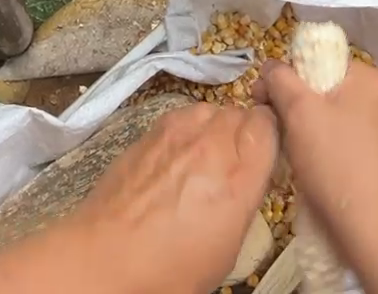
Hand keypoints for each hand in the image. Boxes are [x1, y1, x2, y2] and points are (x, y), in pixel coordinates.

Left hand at [69, 102, 278, 293]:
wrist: (108, 254)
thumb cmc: (171, 268)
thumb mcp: (227, 248)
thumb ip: (244, 199)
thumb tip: (248, 177)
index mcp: (236, 179)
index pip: (266, 126)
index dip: (269, 133)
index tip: (266, 150)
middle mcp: (210, 145)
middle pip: (240, 113)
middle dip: (244, 131)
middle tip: (236, 158)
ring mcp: (178, 132)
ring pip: (211, 109)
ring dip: (216, 125)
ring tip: (207, 153)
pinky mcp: (151, 128)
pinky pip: (183, 114)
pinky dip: (189, 127)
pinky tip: (180, 151)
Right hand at [259, 60, 377, 293]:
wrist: (377, 236)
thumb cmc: (336, 163)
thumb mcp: (298, 110)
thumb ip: (280, 77)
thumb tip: (271, 66)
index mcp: (371, 77)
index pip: (316, 59)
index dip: (285, 76)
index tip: (262, 99)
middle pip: (324, 86)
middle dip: (293, 103)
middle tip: (272, 125)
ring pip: (333, 113)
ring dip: (307, 126)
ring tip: (291, 150)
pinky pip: (346, 137)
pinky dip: (325, 145)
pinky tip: (313, 165)